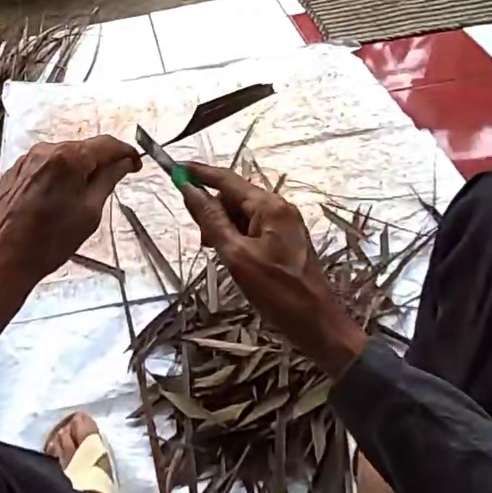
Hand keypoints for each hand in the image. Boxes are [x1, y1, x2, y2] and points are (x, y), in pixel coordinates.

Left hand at [0, 136, 140, 299]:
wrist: (2, 259)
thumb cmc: (49, 241)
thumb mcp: (90, 212)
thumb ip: (108, 180)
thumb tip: (123, 163)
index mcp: (68, 157)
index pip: (107, 144)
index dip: (126, 152)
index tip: (136, 165)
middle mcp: (46, 150)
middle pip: (84, 148)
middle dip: (102, 162)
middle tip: (115, 183)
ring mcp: (27, 160)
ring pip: (65, 157)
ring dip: (80, 170)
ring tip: (86, 198)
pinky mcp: (15, 172)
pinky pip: (46, 166)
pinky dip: (60, 176)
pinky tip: (61, 200)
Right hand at [176, 162, 367, 377]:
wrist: (317, 324)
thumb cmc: (277, 292)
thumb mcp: (236, 255)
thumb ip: (211, 220)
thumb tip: (189, 190)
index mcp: (270, 206)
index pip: (227, 179)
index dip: (199, 173)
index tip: (175, 168)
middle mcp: (279, 208)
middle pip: (234, 197)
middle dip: (213, 211)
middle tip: (203, 240)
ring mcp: (284, 224)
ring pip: (242, 214)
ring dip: (223, 228)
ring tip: (219, 254)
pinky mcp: (285, 240)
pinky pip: (252, 228)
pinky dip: (236, 237)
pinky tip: (232, 258)